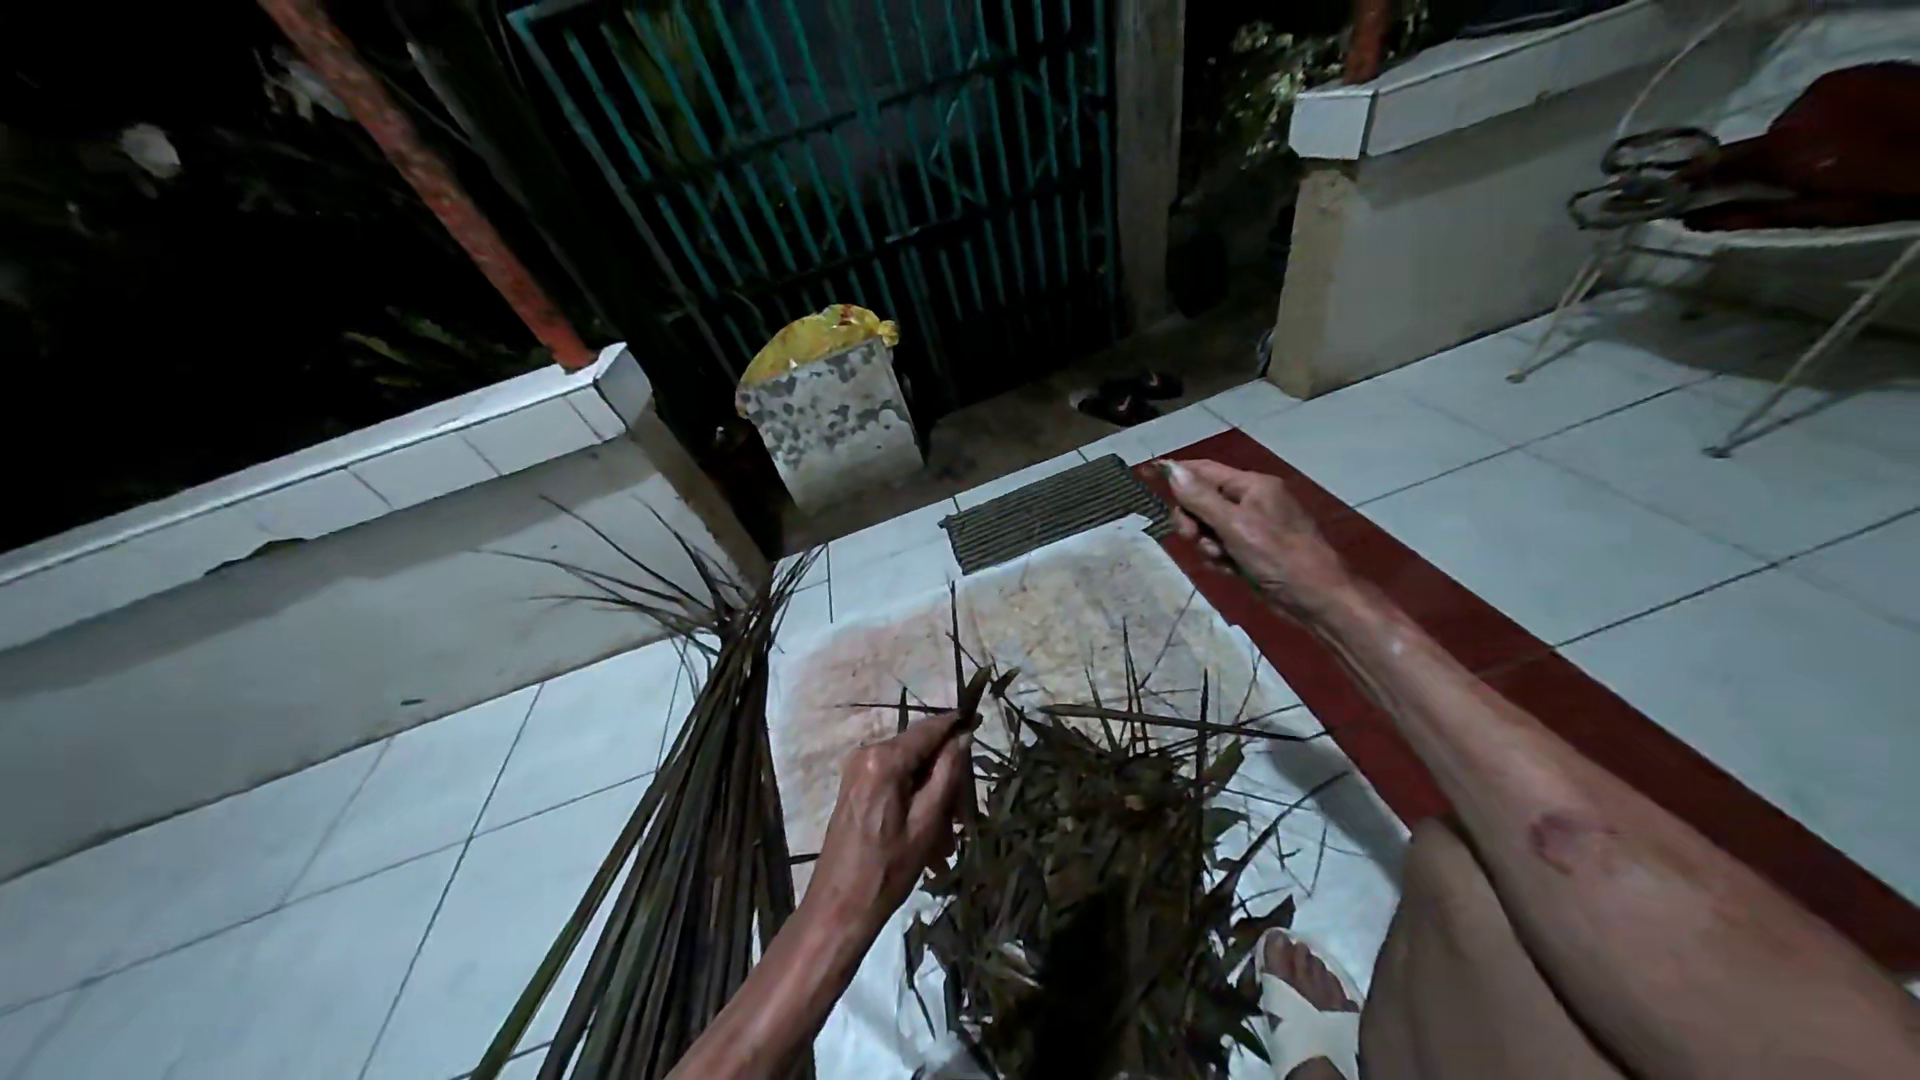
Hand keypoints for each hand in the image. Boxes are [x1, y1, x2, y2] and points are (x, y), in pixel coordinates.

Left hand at [805, 712, 971, 934]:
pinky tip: (928, 839)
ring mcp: (857, 771)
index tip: (979, 722)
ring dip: (933, 799)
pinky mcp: (855, 787)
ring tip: (945, 843)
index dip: (956, 725)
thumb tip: (963, 736)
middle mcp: (866, 755)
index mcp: (883, 759)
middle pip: (921, 751)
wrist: (838, 907)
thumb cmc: (887, 868)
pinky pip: (896, 783)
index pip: (929, 729)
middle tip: (964, 818)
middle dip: (947, 781)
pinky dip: (915, 803)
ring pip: (911, 771)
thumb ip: (947, 773)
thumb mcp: (927, 822)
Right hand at [1162, 459, 1350, 614]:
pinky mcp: (1251, 550)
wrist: (1315, 597)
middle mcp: (1251, 501)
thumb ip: (1200, 498)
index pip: (1204, 470)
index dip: (1176, 472)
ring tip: (1221, 558)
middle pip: (1202, 500)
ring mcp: (1252, 527)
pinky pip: (1220, 546)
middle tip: (1191, 537)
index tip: (1146, 474)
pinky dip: (1219, 557)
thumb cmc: (1278, 555)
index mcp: (1252, 485)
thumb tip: (1172, 469)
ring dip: (1206, 543)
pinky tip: (1228, 569)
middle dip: (1192, 519)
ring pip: (1208, 527)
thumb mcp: (1234, 525)